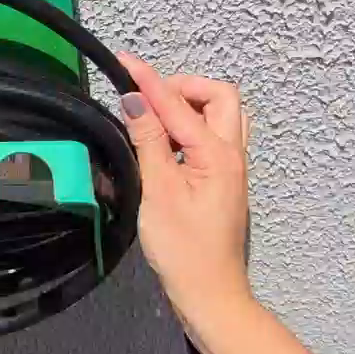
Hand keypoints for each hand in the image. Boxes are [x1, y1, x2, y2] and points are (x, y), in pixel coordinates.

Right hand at [116, 54, 252, 309]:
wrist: (209, 293)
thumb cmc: (183, 249)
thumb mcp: (158, 191)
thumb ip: (148, 141)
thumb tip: (134, 100)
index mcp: (218, 155)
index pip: (177, 104)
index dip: (148, 80)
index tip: (123, 60)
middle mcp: (231, 155)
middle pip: (218, 97)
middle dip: (182, 87)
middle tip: (148, 98)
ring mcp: (229, 167)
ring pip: (220, 115)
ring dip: (188, 105)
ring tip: (154, 117)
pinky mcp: (221, 179)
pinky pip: (211, 134)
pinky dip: (188, 125)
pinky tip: (163, 141)